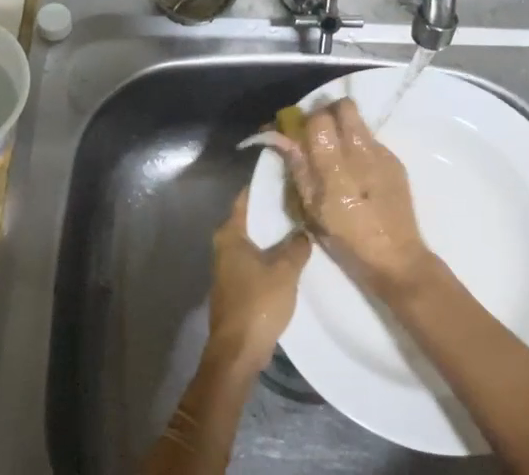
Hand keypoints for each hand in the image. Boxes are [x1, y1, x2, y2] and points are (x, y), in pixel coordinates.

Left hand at [206, 189, 310, 370]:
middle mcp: (224, 245)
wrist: (238, 351)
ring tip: (303, 228)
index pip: (247, 199)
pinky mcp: (237, 285)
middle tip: (302, 202)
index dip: (265, 187)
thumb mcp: (284, 272)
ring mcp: (229, 266)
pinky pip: (257, 261)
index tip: (287, 177)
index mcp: (230, 234)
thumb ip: (296, 247)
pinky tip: (294, 258)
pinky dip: (272, 256)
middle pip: (251, 220)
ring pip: (255, 242)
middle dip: (274, 212)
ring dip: (275, 237)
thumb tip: (304, 232)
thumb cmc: (257, 304)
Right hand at [266, 98, 435, 296]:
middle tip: (321, 132)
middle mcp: (360, 151)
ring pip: (360, 121)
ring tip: (340, 152)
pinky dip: (361, 147)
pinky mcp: (396, 162)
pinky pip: (372, 141)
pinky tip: (361, 172)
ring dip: (346, 127)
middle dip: (330, 112)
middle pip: (345, 106)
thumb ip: (299, 169)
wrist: (396, 257)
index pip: (319, 118)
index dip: (307, 119)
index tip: (300, 131)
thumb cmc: (347, 239)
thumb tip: (284, 139)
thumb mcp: (312, 210)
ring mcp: (382, 154)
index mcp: (335, 166)